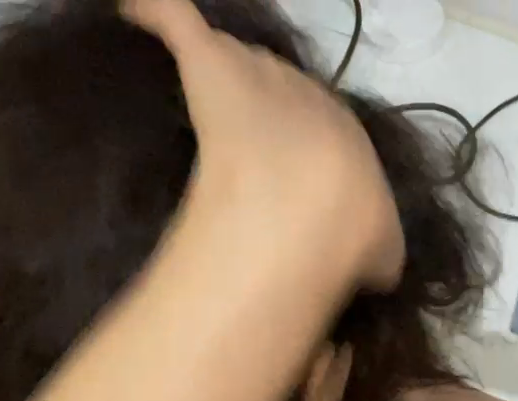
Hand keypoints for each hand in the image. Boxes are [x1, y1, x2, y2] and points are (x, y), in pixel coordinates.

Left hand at [125, 0, 403, 292]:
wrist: (309, 212)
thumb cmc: (348, 236)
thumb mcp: (384, 253)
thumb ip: (374, 244)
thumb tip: (371, 260)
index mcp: (352, 135)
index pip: (329, 129)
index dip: (311, 152)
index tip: (297, 181)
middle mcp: (311, 96)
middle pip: (285, 91)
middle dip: (271, 112)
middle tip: (256, 149)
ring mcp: (259, 73)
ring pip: (239, 61)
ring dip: (229, 73)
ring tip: (209, 94)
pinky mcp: (210, 60)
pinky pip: (176, 19)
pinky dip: (156, 10)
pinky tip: (133, 11)